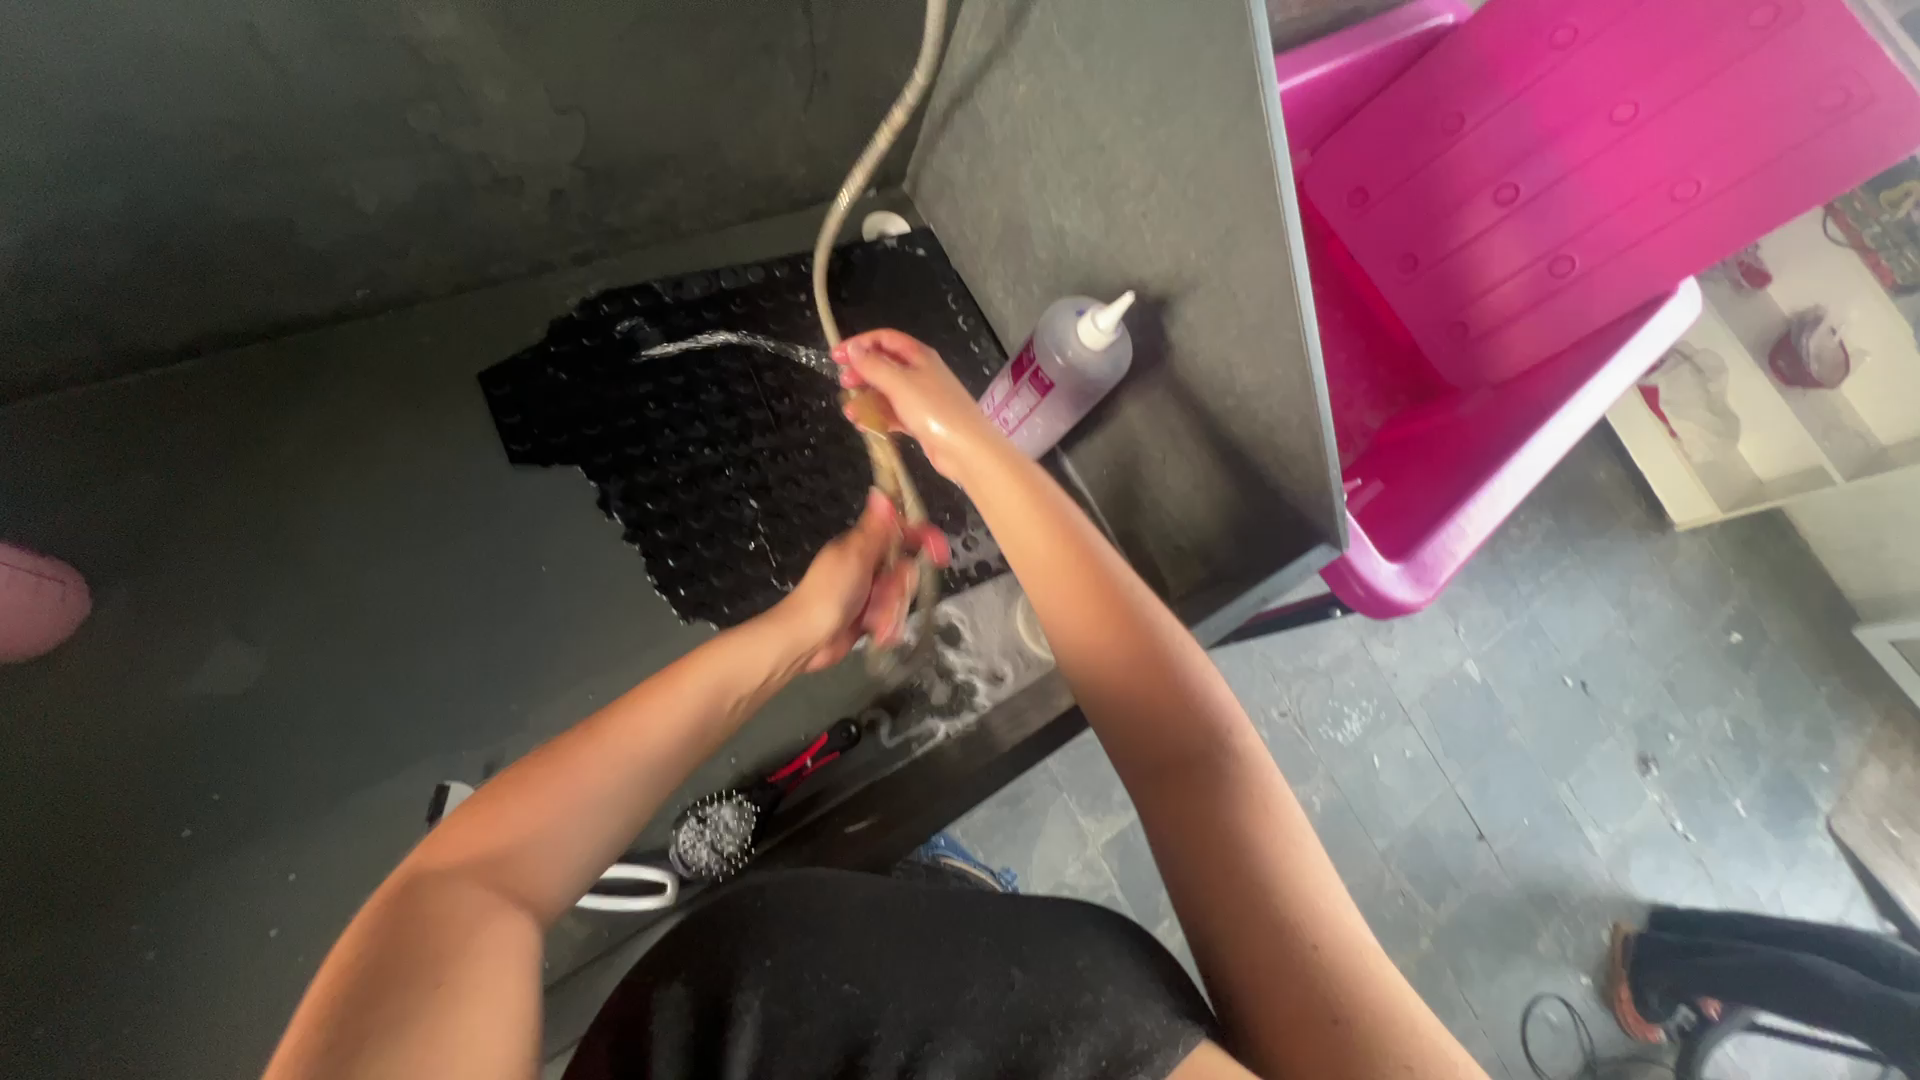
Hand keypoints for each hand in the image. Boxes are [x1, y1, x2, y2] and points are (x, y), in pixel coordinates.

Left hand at [776, 489, 951, 671]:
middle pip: (907, 570)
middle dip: (899, 588)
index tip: (940, 553)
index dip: (923, 540)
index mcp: (863, 545)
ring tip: (872, 620)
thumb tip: (881, 491)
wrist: (808, 639)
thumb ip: (875, 527)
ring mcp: (871, 593)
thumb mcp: (855, 555)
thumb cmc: (830, 592)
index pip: (901, 533)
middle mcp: (869, 566)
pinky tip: (875, 633)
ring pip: (902, 596)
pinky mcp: (872, 617)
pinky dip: (887, 627)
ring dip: (891, 610)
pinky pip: (894, 617)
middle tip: (882, 594)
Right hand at [832, 330, 1004, 484]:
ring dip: (867, 400)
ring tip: (850, 413)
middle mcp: (921, 373)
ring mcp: (921, 398)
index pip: (885, 339)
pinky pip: (894, 414)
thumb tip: (853, 348)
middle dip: (862, 374)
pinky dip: (879, 418)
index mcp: (919, 356)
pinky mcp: (921, 421)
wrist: (965, 448)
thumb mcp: (899, 383)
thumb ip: (874, 365)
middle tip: (844, 384)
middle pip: (884, 365)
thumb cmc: (933, 410)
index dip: (859, 344)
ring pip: (887, 393)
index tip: (836, 356)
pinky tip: (864, 426)